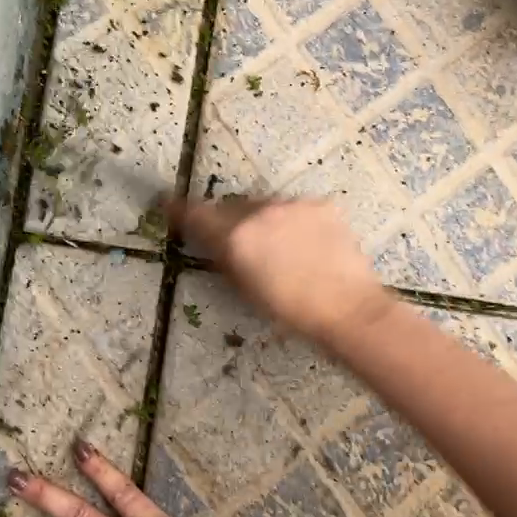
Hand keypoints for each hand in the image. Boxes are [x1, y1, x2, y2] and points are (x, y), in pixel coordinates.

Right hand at [164, 197, 394, 347]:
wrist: (347, 308)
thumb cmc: (291, 312)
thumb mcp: (246, 291)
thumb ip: (225, 259)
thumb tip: (214, 243)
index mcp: (236, 237)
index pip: (197, 214)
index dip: (179, 209)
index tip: (169, 204)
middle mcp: (260, 212)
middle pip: (233, 208)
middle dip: (231, 221)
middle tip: (242, 245)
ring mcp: (292, 205)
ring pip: (266, 207)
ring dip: (265, 221)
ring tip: (281, 250)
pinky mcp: (320, 205)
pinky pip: (297, 209)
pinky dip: (295, 222)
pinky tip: (307, 245)